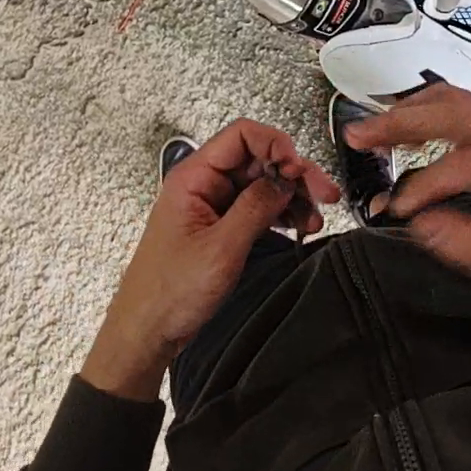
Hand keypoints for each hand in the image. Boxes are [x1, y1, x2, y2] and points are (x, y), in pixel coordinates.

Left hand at [81, 120, 341, 399]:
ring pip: (263, 184)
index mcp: (193, 177)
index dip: (276, 145)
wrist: (146, 334)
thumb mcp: (220, 248)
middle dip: (294, 173)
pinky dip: (282, 214)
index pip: (241, 136)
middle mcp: (204, 184)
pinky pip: (258, 207)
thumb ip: (255, 207)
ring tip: (315, 218)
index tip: (298, 169)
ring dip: (293, 196)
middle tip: (324, 193)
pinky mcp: (221, 226)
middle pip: (258, 159)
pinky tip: (300, 227)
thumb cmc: (168, 293)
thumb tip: (285, 177)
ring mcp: (213, 205)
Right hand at [345, 84, 470, 299]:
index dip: (422, 186)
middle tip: (357, 136)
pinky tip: (398, 126)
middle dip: (398, 122)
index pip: (462, 164)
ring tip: (370, 130)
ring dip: (406, 110)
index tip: (394, 209)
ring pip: (450, 98)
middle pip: (450, 111)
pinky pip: (456, 103)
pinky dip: (422, 110)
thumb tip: (417, 221)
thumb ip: (467, 245)